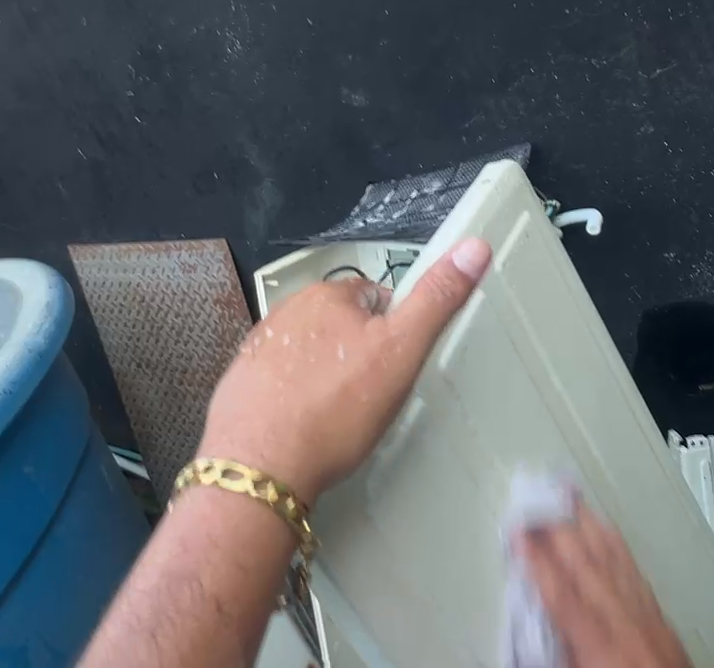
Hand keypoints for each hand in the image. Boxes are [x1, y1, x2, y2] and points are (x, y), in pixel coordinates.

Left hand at [196, 238, 491, 500]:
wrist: (259, 468)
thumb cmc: (338, 407)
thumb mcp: (402, 351)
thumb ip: (437, 298)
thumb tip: (475, 245)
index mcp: (330, 294)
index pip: (377, 299)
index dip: (394, 332)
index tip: (396, 369)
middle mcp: (288, 309)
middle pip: (341, 323)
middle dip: (358, 351)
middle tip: (370, 395)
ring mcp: (258, 346)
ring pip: (310, 350)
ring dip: (326, 371)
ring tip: (338, 414)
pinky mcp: (238, 382)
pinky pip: (279, 378)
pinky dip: (293, 393)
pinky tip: (303, 424)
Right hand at [515, 503, 691, 667]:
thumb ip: (561, 652)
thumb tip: (538, 622)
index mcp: (600, 647)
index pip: (562, 596)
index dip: (536, 561)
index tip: (516, 532)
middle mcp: (622, 621)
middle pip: (585, 564)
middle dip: (557, 528)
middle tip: (533, 498)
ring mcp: (643, 611)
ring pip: (611, 555)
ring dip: (585, 521)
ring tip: (566, 492)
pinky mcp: (657, 610)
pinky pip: (632, 565)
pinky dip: (614, 539)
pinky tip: (603, 524)